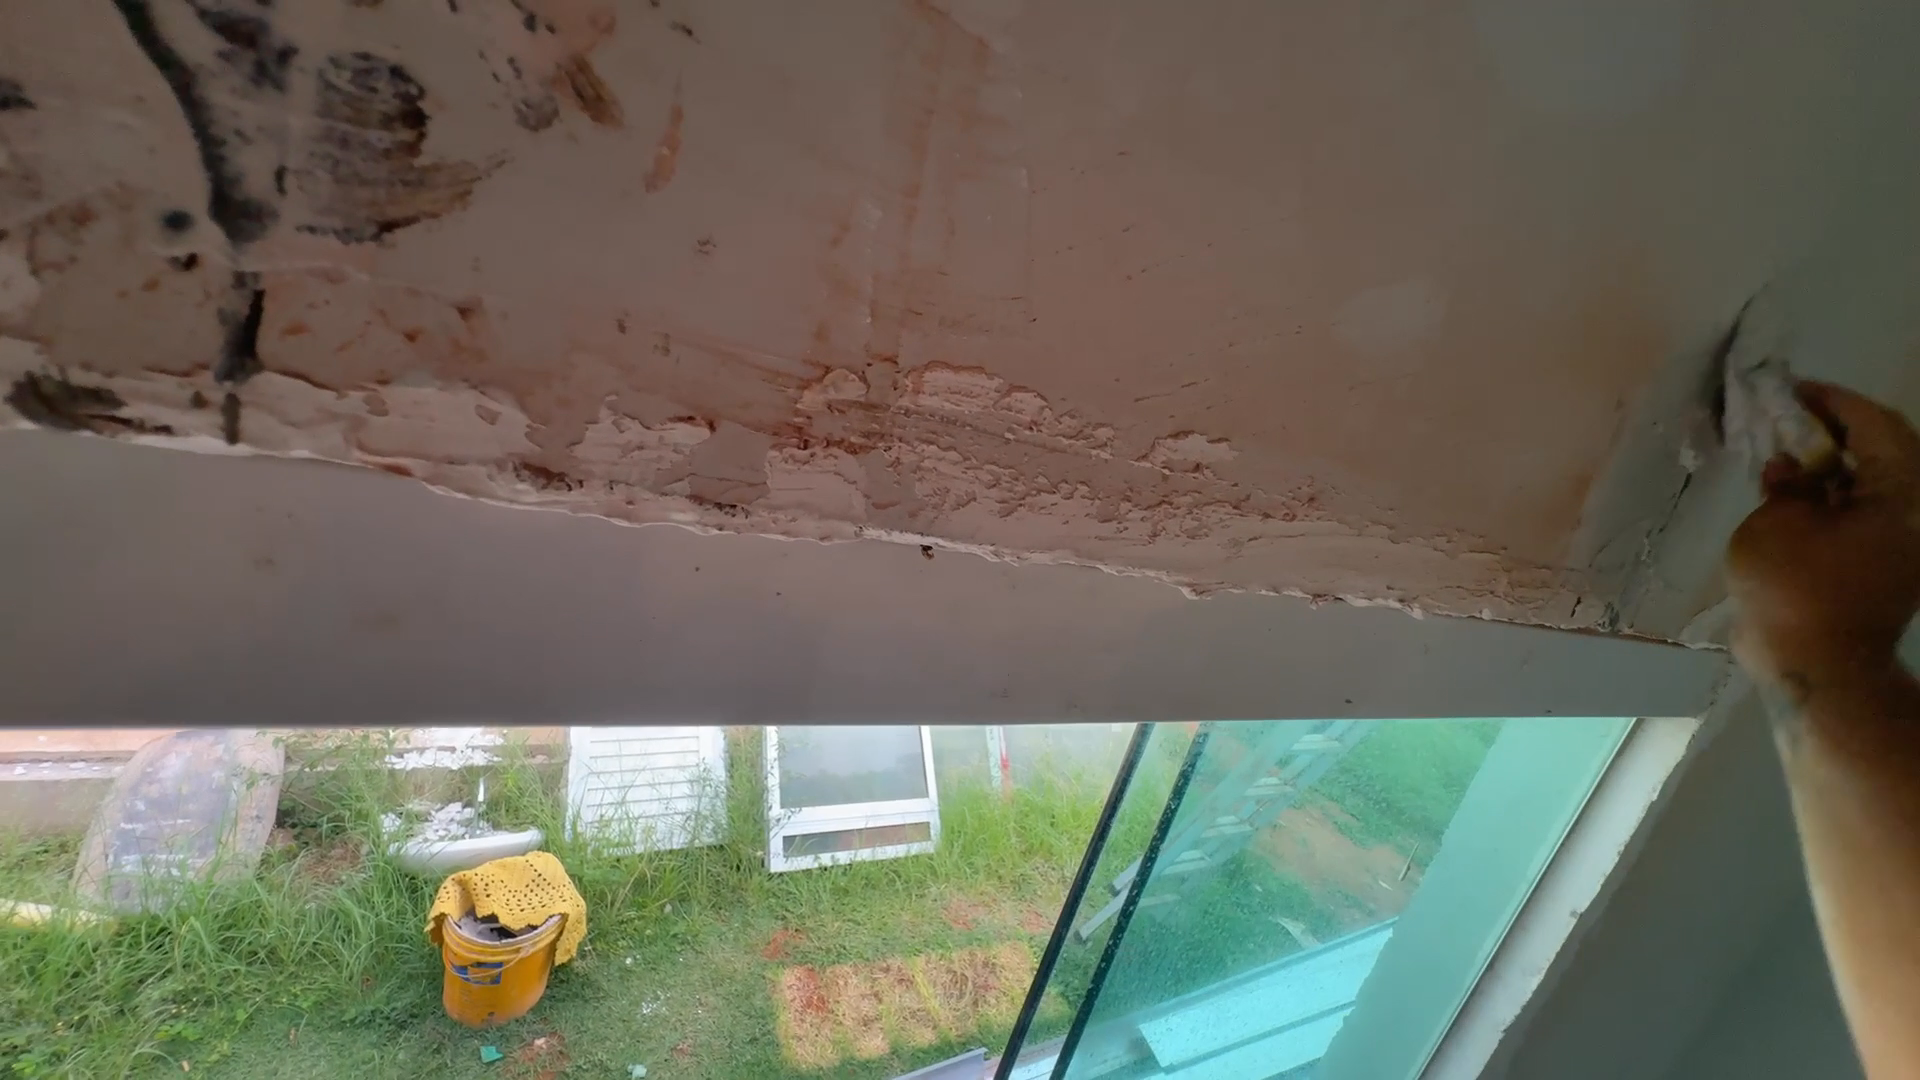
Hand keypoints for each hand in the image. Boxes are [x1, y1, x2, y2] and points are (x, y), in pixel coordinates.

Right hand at [1725, 380, 1919, 688]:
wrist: (1814, 655)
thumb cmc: (1794, 583)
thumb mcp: (1776, 524)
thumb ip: (1788, 486)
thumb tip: (1793, 464)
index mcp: (1904, 495)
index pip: (1877, 428)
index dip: (1835, 403)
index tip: (1794, 388)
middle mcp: (1917, 511)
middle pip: (1885, 452)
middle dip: (1836, 429)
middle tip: (1788, 414)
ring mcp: (1903, 539)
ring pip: (1872, 481)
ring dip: (1833, 462)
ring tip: (1786, 449)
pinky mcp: (1882, 560)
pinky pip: (1860, 509)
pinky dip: (1830, 492)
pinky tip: (1795, 490)